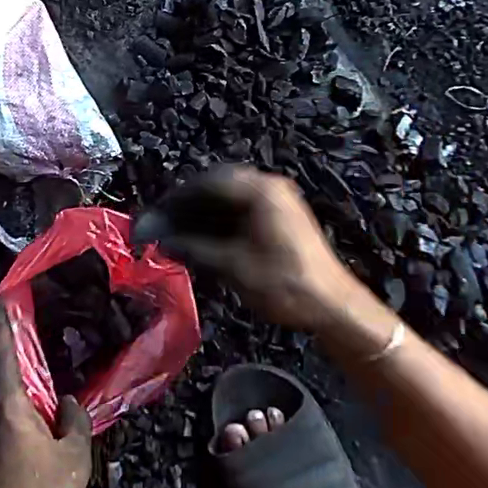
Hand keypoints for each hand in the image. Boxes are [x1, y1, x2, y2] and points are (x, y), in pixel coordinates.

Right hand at [131, 165, 370, 333]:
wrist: (333, 305)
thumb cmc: (285, 284)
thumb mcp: (234, 267)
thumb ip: (195, 248)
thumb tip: (162, 241)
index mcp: (260, 190)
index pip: (207, 182)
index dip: (176, 198)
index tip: (155, 215)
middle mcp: (269, 186)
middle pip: (217, 186)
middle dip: (186, 205)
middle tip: (162, 225)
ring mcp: (277, 200)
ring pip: (228, 198)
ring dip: (201, 213)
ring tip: (176, 234)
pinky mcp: (280, 216)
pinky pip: (241, 208)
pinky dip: (219, 220)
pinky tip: (201, 239)